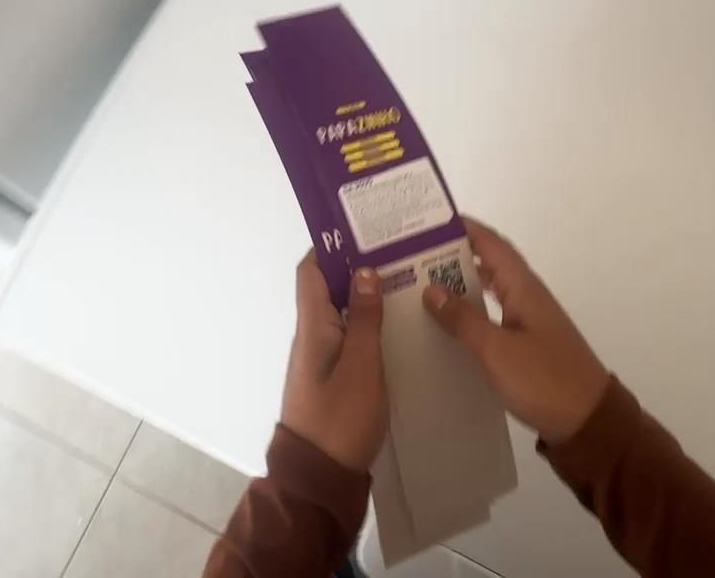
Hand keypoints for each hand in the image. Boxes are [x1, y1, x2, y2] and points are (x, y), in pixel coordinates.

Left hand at [281, 253, 387, 471]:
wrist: (320, 482)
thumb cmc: (340, 418)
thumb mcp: (361, 365)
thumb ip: (363, 317)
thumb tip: (363, 270)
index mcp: (312, 327)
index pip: (310, 272)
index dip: (329, 247)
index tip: (360, 231)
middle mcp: (312, 337)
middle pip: (328, 289)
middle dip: (356, 268)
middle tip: (394, 254)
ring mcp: (321, 360)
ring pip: (341, 314)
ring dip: (365, 296)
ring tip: (404, 282)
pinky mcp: (333, 380)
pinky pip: (348, 338)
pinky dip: (368, 325)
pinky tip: (397, 328)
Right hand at [423, 218, 611, 443]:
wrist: (589, 426)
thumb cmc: (543, 380)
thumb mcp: (496, 350)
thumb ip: (463, 318)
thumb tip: (431, 288)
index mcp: (522, 287)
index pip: (490, 243)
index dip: (463, 227)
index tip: (428, 222)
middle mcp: (526, 296)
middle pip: (488, 263)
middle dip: (453, 254)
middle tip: (413, 254)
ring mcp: (527, 321)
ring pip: (488, 290)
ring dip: (459, 283)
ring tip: (420, 284)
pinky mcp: (525, 345)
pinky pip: (491, 315)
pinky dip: (469, 311)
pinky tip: (446, 324)